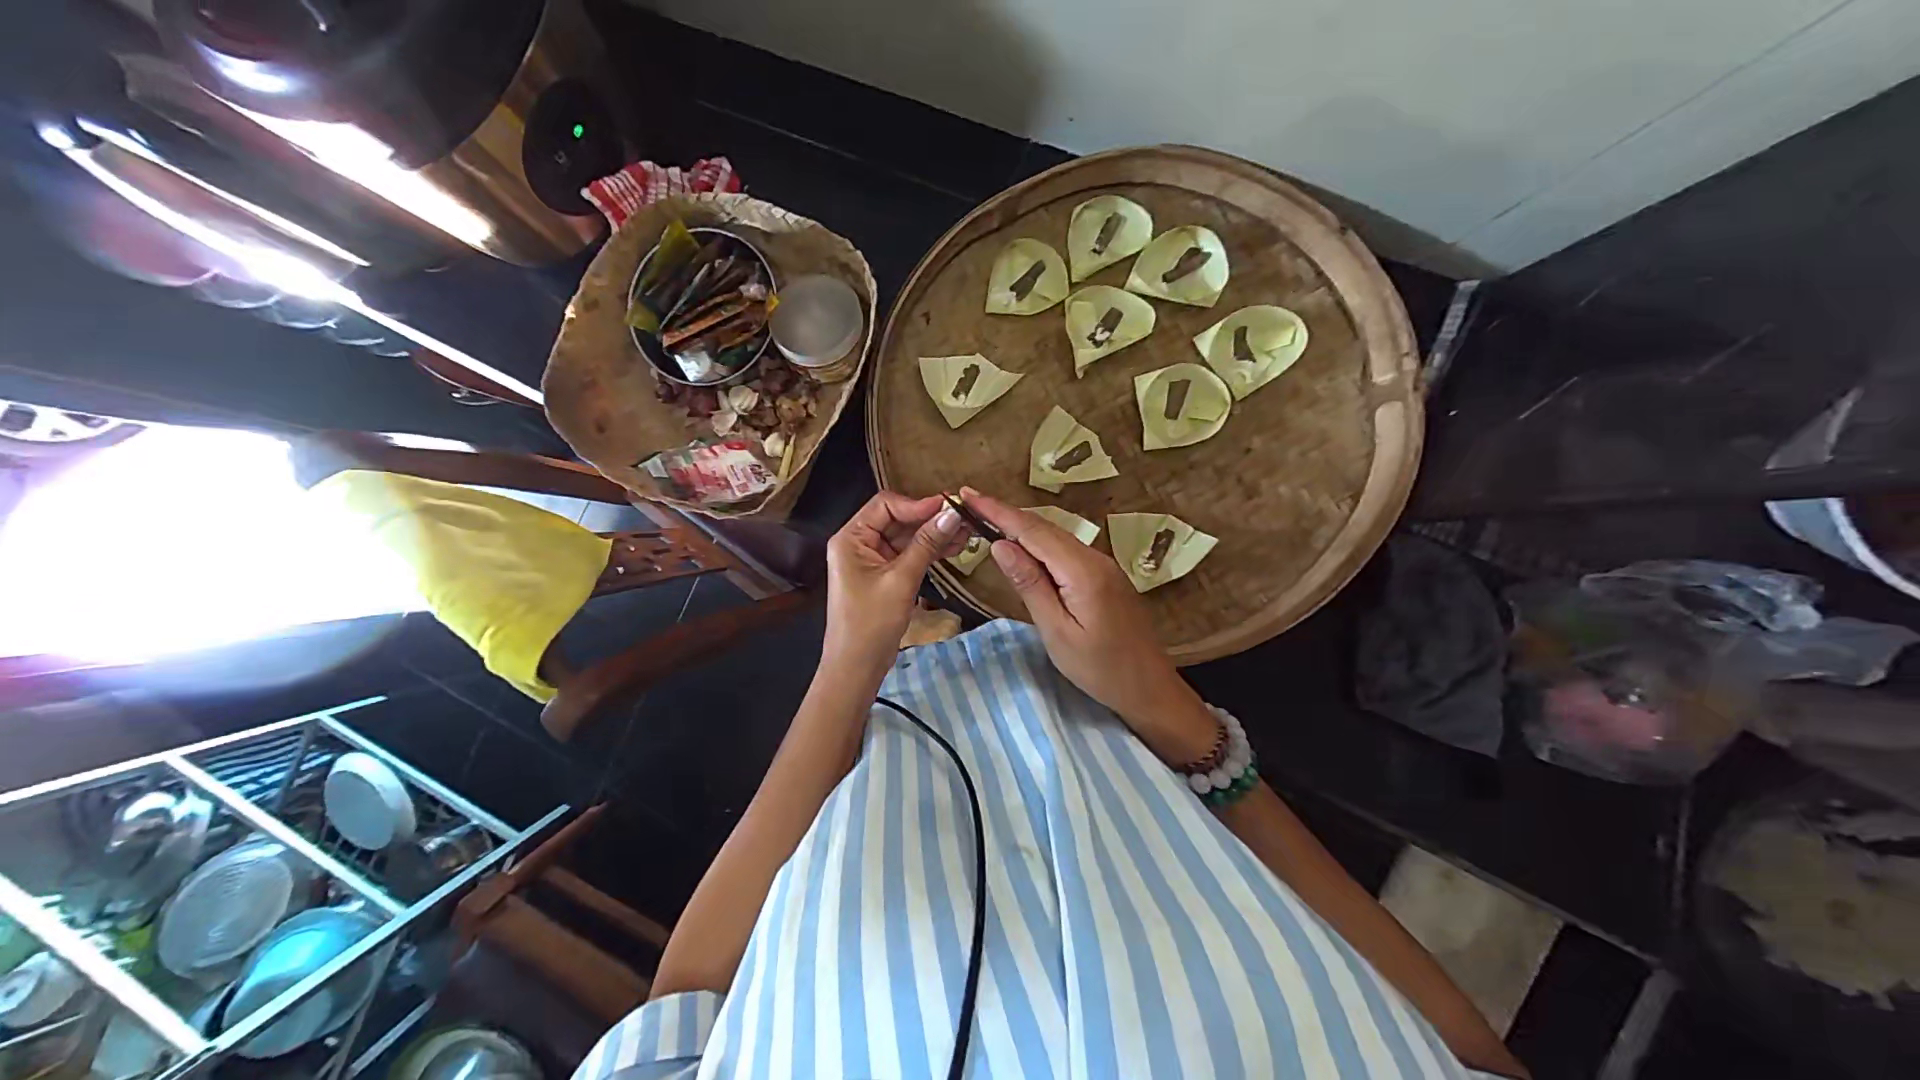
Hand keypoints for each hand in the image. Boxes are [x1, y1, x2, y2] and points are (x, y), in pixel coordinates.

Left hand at [823, 490, 966, 676]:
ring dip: (933, 535)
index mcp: (851, 538)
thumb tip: (952, 514)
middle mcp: (858, 543)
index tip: (949, 506)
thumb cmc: (871, 623)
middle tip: (964, 519)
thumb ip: (926, 544)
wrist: (856, 667)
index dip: (918, 504)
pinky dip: (928, 551)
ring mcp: (871, 560)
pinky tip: (953, 548)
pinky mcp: (883, 575)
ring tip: (966, 533)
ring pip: (905, 537)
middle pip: (897, 519)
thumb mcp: (901, 580)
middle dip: (929, 519)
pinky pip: (907, 555)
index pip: (885, 505)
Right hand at [964, 489, 1217, 763]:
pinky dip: (1039, 543)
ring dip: (1021, 526)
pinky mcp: (1105, 577)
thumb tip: (1001, 545)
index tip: (967, 495)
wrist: (1149, 687)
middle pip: (1044, 528)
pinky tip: (1022, 547)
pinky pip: (1066, 550)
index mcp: (1082, 571)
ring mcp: (1103, 566)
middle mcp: (1095, 558)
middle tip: (969, 503)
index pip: (1032, 531)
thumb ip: (1030, 585)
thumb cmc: (1100, 669)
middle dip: (1005, 513)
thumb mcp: (1057, 632)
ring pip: (1056, 537)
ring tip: (986, 518)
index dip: (998, 511)